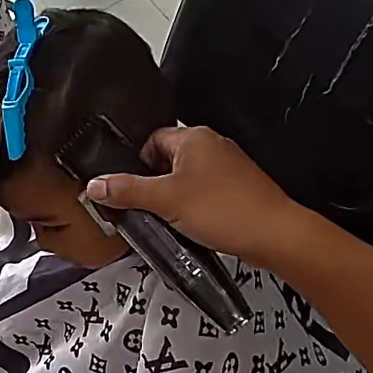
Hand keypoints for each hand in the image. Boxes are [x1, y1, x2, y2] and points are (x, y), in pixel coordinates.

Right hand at [83, 126, 312, 265]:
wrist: (274, 234)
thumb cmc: (231, 211)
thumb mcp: (165, 201)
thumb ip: (127, 191)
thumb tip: (98, 185)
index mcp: (194, 137)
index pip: (150, 141)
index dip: (136, 166)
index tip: (131, 188)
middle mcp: (213, 146)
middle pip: (167, 161)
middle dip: (156, 187)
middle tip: (153, 208)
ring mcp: (227, 168)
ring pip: (186, 180)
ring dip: (176, 200)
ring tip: (178, 220)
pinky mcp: (237, 189)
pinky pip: (205, 194)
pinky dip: (196, 209)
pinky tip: (198, 226)